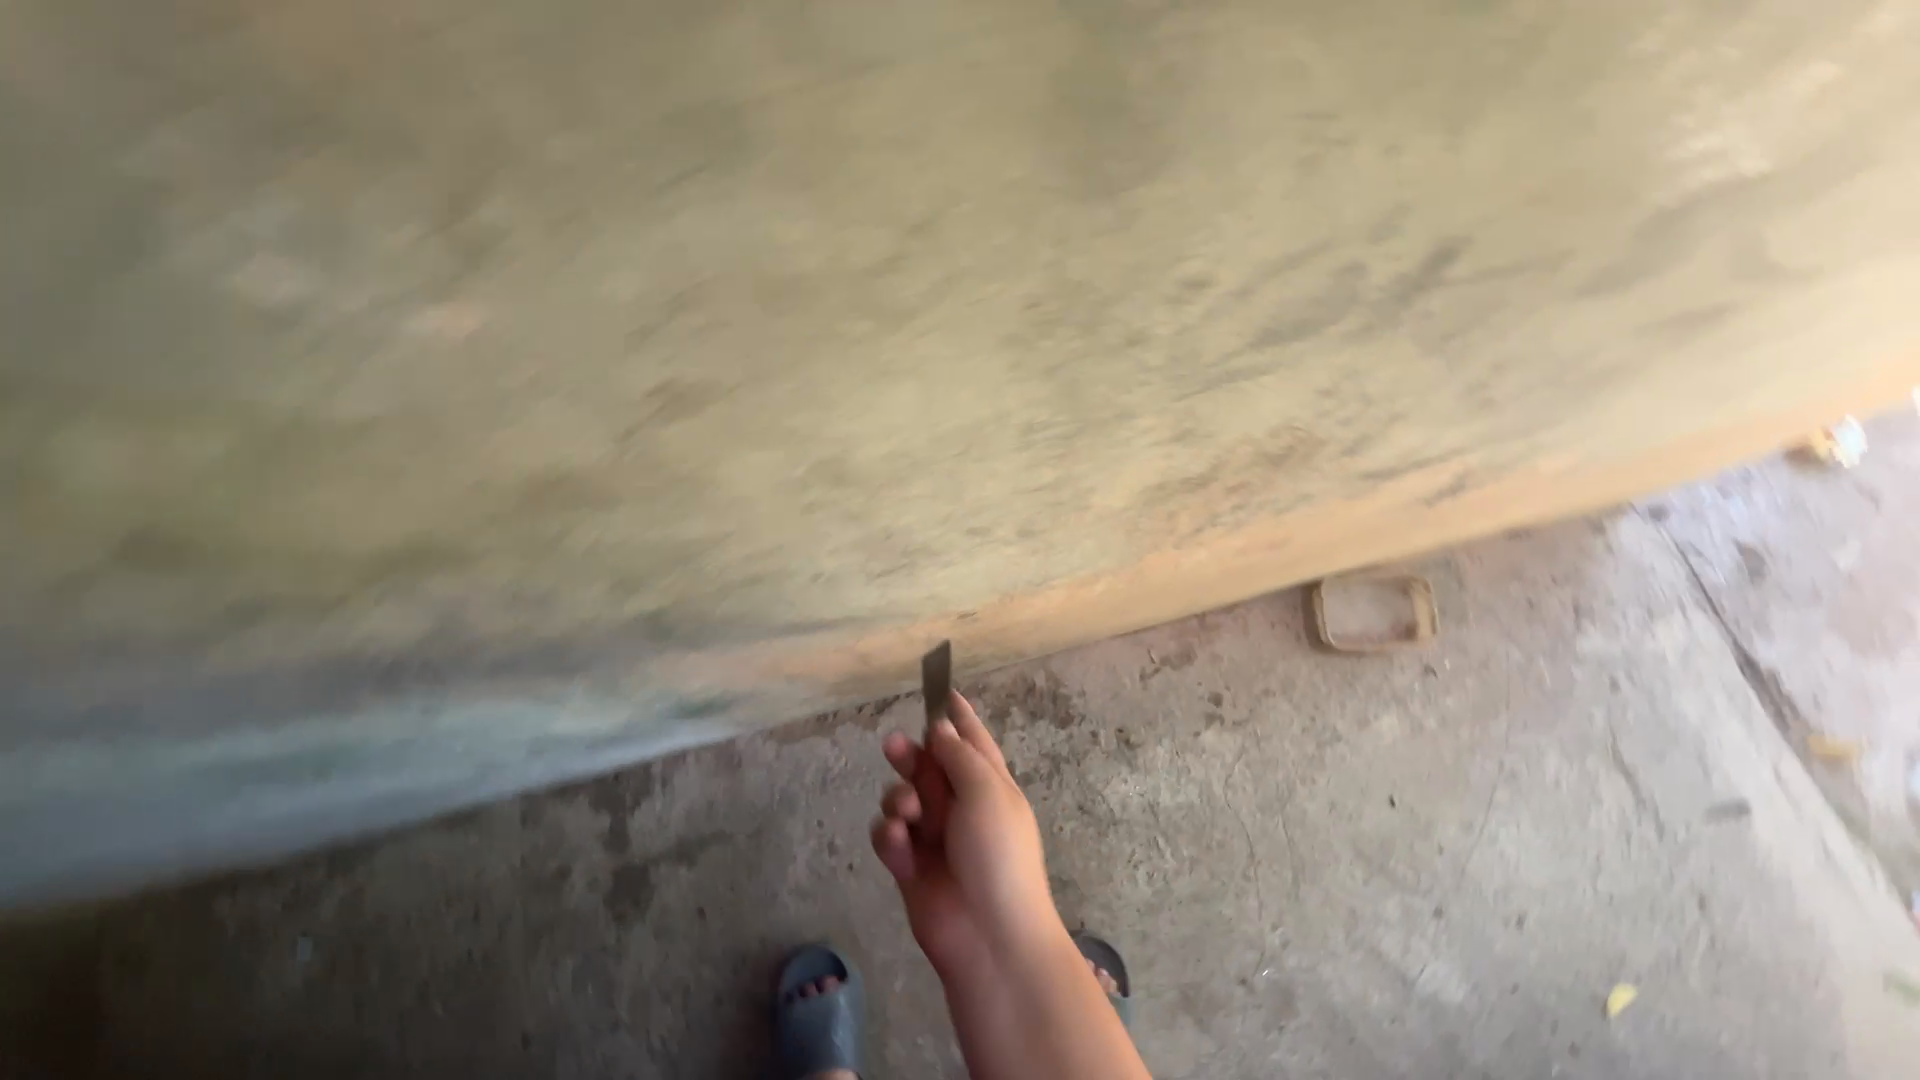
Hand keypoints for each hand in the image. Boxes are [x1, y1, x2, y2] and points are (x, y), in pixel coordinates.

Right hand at [870, 690, 1057, 979]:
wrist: (989, 935)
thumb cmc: (998, 855)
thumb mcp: (987, 792)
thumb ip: (959, 756)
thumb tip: (942, 726)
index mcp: (990, 784)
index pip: (973, 740)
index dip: (958, 716)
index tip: (941, 690)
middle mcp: (962, 805)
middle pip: (928, 765)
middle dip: (910, 756)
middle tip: (893, 747)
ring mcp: (935, 836)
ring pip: (902, 798)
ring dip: (898, 799)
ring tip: (906, 815)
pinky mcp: (910, 865)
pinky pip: (889, 836)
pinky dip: (889, 837)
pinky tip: (898, 844)